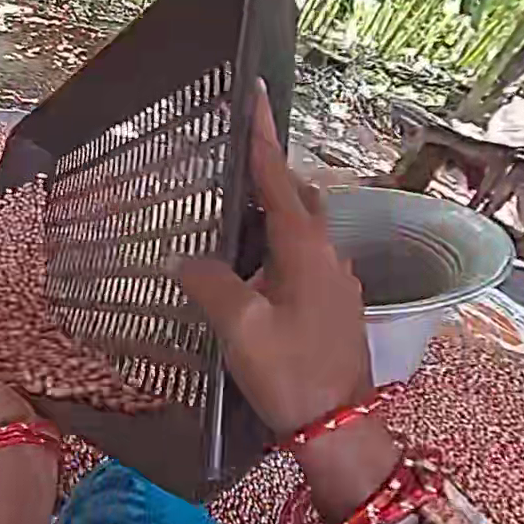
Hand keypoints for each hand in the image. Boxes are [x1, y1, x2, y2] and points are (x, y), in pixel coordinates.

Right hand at [169, 86, 373, 433]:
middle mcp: (327, 254)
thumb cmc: (292, 375)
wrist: (339, 429)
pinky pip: (302, 253)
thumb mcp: (240, 328)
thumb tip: (183, 258)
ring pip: (302, 226)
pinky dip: (277, 241)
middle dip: (269, 170)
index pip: (279, 179)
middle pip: (297, 197)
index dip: (263, 136)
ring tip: (234, 206)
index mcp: (305, 250)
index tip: (255, 94)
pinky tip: (253, 260)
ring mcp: (334, 279)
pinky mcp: (331, 301)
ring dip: (273, 207)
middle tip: (233, 158)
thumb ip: (209, 283)